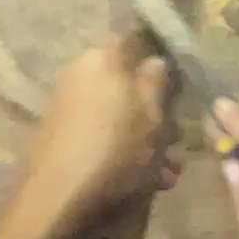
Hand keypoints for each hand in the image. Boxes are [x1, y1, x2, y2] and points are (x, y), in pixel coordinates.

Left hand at [7, 36, 174, 238]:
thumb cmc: (115, 149)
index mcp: (102, 57)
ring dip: (147, 140)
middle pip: (130, 83)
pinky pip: (103, 133)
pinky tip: (148, 181)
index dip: (161, 58)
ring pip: (120, 114)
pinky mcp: (63, 134)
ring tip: (168, 172)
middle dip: (158, 112)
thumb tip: (155, 59)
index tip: (181, 82)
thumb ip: (156, 82)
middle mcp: (81, 73)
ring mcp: (69, 105)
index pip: (136, 40)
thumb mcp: (151, 115)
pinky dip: (125, 152)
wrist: (57, 198)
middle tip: (177, 142)